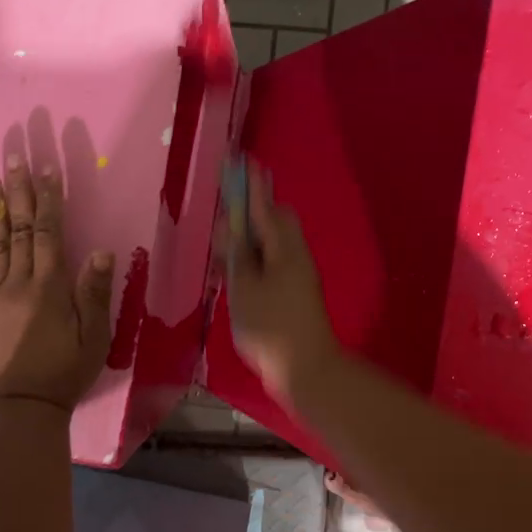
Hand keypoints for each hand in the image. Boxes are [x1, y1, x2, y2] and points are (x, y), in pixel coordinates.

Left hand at [0, 154, 113, 410]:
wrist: (23, 404)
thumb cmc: (65, 372)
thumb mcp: (94, 337)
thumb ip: (94, 293)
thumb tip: (99, 250)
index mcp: (50, 287)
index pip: (48, 233)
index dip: (48, 199)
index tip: (46, 168)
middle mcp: (21, 281)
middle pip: (18, 228)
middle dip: (18, 190)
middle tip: (12, 156)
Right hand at [223, 162, 339, 402]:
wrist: (306, 369)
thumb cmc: (271, 326)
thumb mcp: (244, 288)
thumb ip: (236, 254)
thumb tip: (233, 227)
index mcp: (285, 249)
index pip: (265, 207)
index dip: (252, 186)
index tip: (244, 162)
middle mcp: (295, 256)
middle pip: (273, 224)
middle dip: (250, 216)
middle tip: (225, 225)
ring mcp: (298, 276)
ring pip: (272, 245)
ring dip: (250, 241)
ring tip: (225, 251)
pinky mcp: (295, 294)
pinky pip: (273, 264)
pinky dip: (255, 262)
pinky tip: (237, 276)